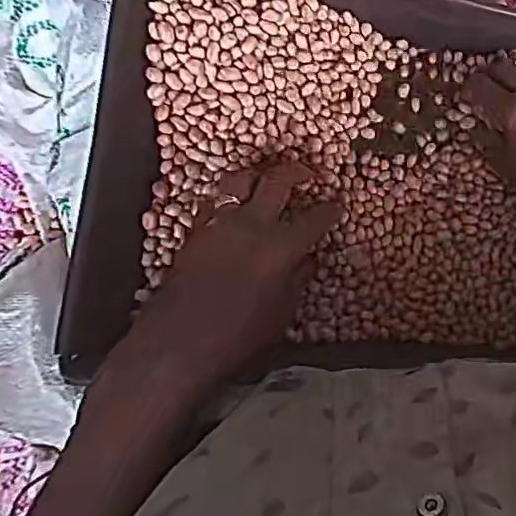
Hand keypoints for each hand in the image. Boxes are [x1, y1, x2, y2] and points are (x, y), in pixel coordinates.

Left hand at [127, 158, 340, 376]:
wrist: (178, 343)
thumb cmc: (239, 335)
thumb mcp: (283, 310)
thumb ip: (298, 278)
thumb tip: (308, 259)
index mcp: (281, 246)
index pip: (315, 218)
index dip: (331, 210)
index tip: (338, 207)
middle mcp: (251, 226)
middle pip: (277, 182)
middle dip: (298, 172)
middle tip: (310, 174)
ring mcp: (219, 224)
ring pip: (240, 180)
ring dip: (260, 174)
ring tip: (269, 178)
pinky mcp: (195, 231)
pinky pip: (216, 199)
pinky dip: (231, 195)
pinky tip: (237, 203)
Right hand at [462, 55, 515, 206]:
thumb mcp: (501, 159)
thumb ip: (485, 134)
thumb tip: (475, 121)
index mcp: (512, 111)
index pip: (481, 84)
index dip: (468, 88)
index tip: (465, 96)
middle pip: (502, 67)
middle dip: (488, 75)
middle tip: (481, 88)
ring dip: (513, 72)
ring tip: (506, 87)